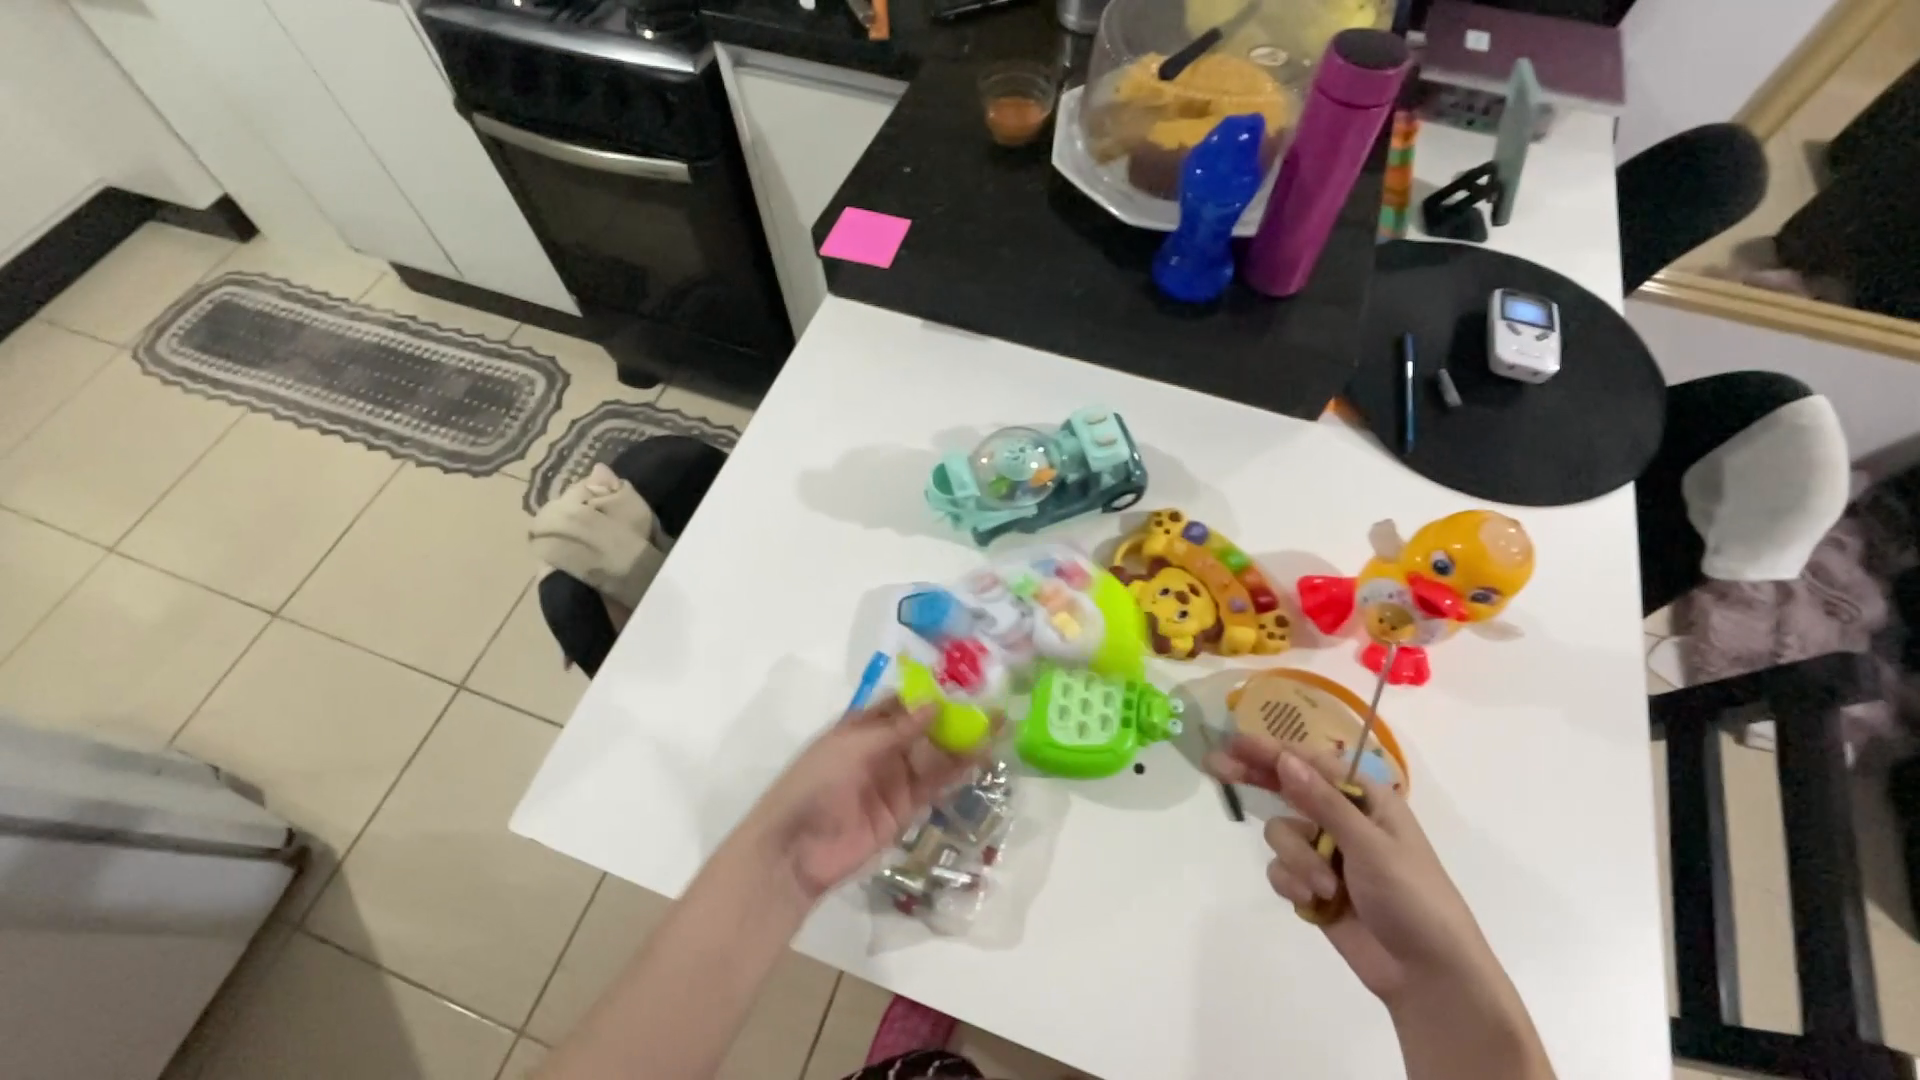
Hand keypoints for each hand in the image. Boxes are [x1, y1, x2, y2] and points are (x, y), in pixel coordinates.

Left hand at [741, 696, 980, 901]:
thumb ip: (896, 730)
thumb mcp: (851, 748)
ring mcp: (895, 779)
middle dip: (956, 717)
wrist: (795, 851)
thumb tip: (935, 705)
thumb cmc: (814, 786)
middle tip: (993, 703)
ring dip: (965, 742)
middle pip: (925, 728)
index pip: (902, 703)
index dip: (931, 692)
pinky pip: (935, 785)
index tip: (965, 682)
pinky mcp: (905, 809)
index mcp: (861, 726)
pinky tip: (982, 756)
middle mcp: (881, 749)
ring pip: (936, 755)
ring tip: (999, 726)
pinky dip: (959, 771)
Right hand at [1206, 734, 1499, 1004]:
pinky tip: (1315, 904)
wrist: (1427, 975)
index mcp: (1366, 800)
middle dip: (1255, 779)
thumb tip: (1284, 760)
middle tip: (1214, 765)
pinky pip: (1280, 870)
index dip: (1270, 750)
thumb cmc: (1413, 898)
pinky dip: (1292, 884)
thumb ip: (1323, 803)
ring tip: (1324, 888)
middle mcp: (1342, 819)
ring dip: (1296, 860)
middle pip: (1286, 788)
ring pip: (1281, 834)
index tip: (1233, 744)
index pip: (1310, 763)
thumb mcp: (1370, 846)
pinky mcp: (1312, 886)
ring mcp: (1325, 854)